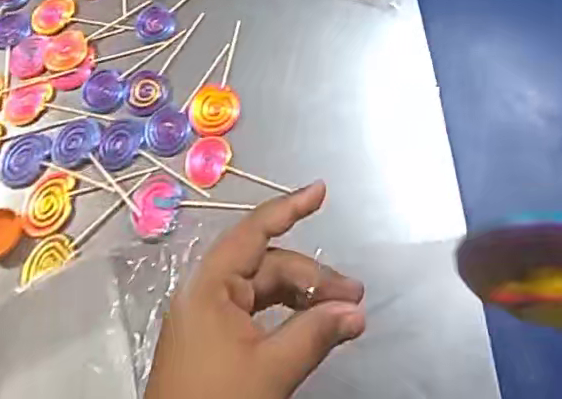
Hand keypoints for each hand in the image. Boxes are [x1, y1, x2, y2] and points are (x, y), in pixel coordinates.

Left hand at [145, 183, 364, 398]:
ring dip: (304, 297)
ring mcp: (206, 319)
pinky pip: (256, 311)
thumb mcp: (270, 371)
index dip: (291, 207)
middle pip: (269, 264)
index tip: (322, 190)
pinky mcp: (210, 344)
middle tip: (353, 296)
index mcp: (210, 286)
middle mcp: (205, 293)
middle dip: (313, 276)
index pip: (256, 230)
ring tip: (342, 313)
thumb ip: (315, 333)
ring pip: (265, 289)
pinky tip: (311, 325)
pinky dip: (286, 314)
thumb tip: (356, 312)